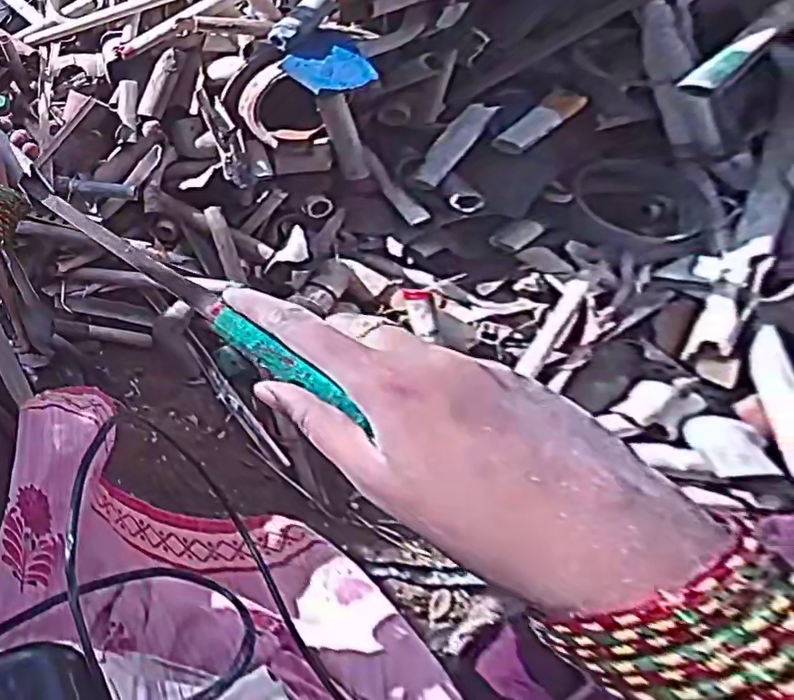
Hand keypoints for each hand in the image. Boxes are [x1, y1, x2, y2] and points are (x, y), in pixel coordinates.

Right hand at [223, 288, 730, 616]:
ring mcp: (474, 365)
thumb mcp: (377, 479)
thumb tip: (275, 392)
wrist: (621, 551)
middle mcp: (428, 361)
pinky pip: (445, 365)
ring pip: (399, 350)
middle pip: (349, 334)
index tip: (230, 299)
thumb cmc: (497, 525)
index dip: (255, 309)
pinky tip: (448, 435)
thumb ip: (315, 421)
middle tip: (319, 393)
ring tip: (400, 432)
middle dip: (326, 355)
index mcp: (385, 383)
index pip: (299, 329)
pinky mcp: (512, 378)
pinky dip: (427, 386)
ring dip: (380, 374)